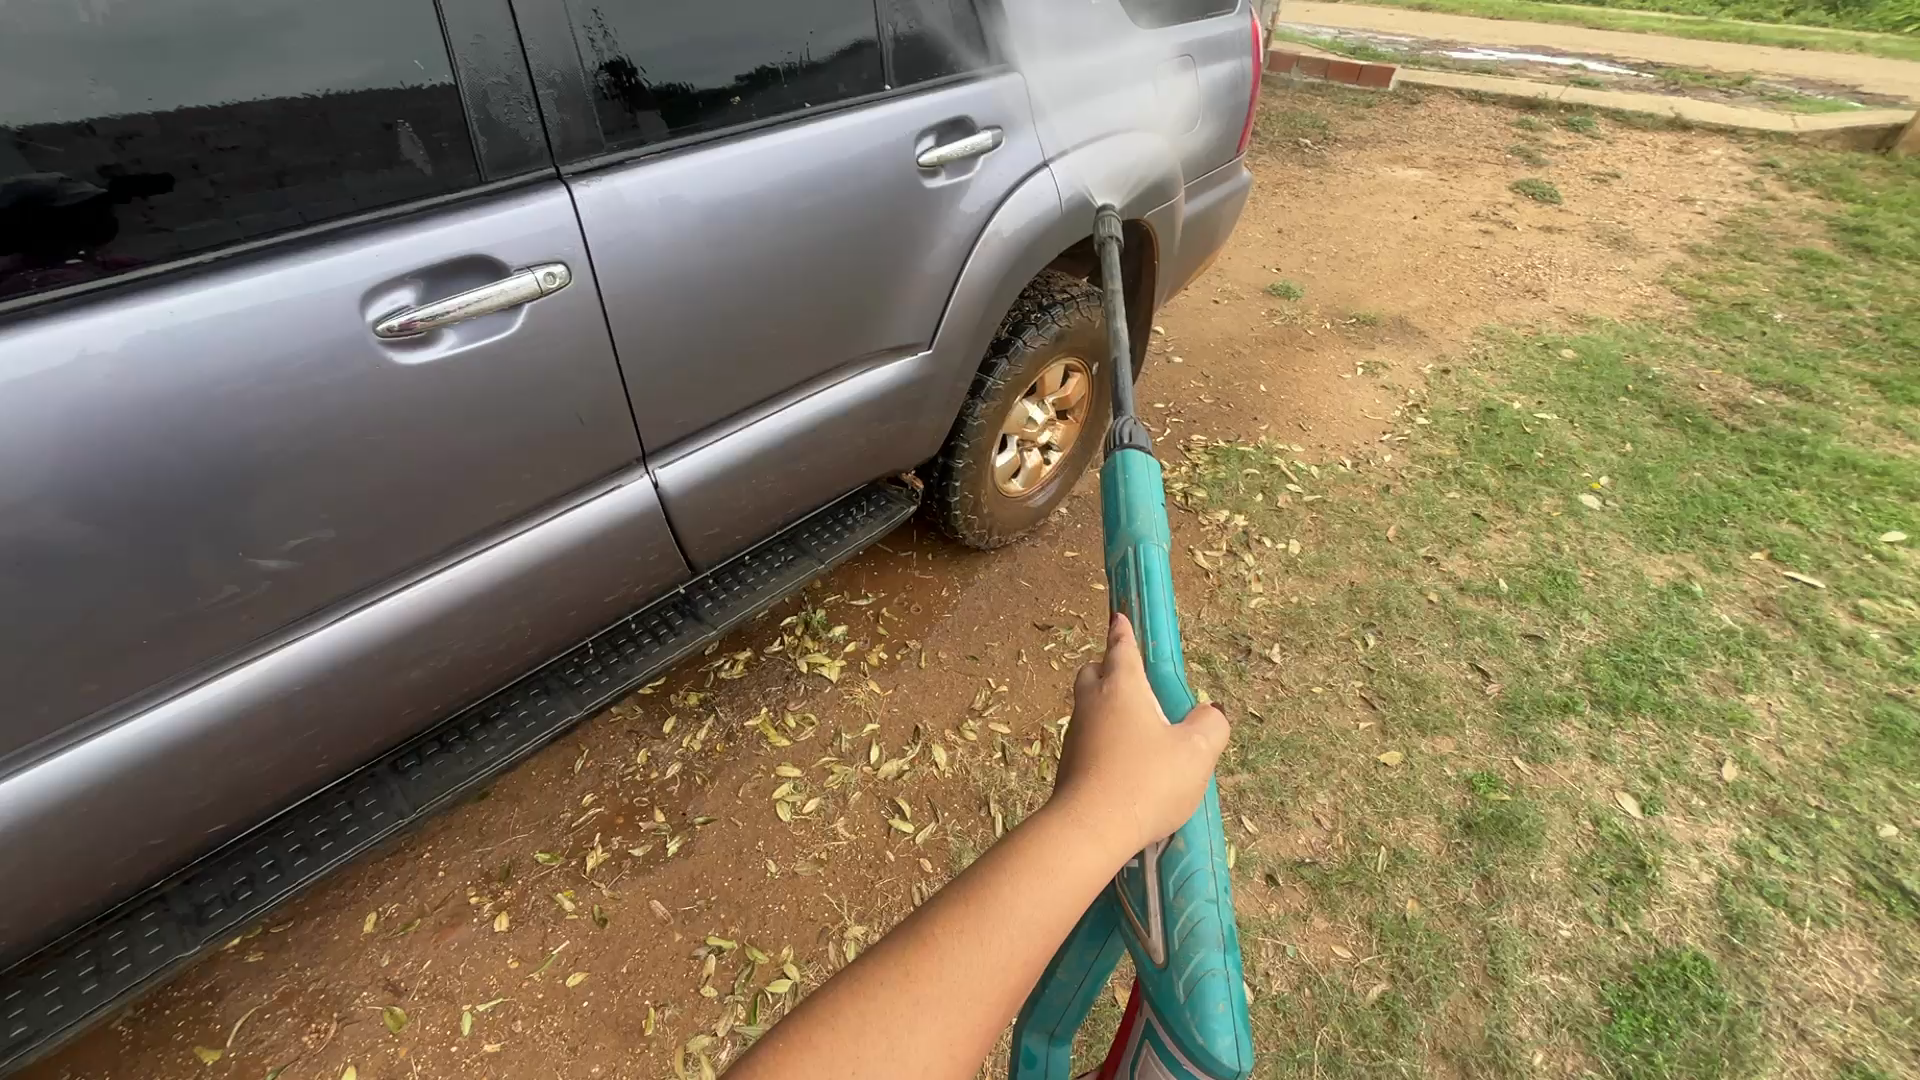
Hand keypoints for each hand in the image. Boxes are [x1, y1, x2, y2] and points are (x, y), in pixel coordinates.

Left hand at [1050, 612, 1229, 860]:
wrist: (1090, 827)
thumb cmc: (1146, 781)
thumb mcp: (1196, 753)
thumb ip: (1209, 725)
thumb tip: (1210, 711)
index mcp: (1122, 687)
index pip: (1121, 648)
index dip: (1123, 631)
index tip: (1119, 617)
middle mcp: (1093, 702)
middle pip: (1094, 671)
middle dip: (1108, 667)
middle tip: (1134, 681)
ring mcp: (1076, 732)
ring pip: (1088, 705)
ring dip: (1106, 706)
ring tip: (1138, 728)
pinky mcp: (1068, 762)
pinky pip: (1087, 736)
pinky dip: (1102, 738)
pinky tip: (1124, 762)